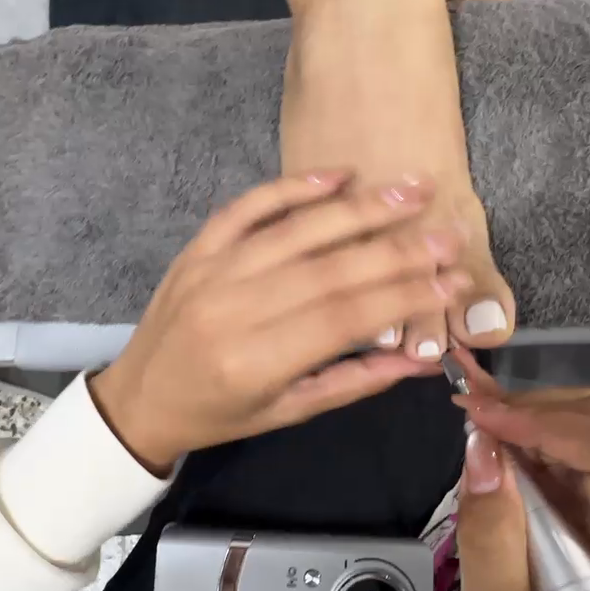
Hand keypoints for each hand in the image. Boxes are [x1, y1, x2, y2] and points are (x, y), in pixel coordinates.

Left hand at [89, 172, 470, 472]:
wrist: (138, 399)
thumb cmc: (217, 415)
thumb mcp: (287, 413)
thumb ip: (353, 382)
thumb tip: (421, 357)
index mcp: (257, 361)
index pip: (345, 317)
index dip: (404, 295)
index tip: (451, 278)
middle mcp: (234, 308)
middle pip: (329, 269)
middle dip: (397, 249)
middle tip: (448, 233)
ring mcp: (212, 271)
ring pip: (296, 230)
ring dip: (359, 209)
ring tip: (411, 190)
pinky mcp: (197, 248)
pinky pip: (247, 207)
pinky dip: (292, 188)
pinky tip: (337, 175)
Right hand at [450, 348, 589, 590]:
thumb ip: (491, 536)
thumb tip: (481, 448)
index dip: (541, 419)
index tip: (475, 412)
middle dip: (535, 408)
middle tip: (469, 411)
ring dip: (530, 416)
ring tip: (474, 417)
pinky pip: (574, 453)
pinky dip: (530, 433)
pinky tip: (492, 433)